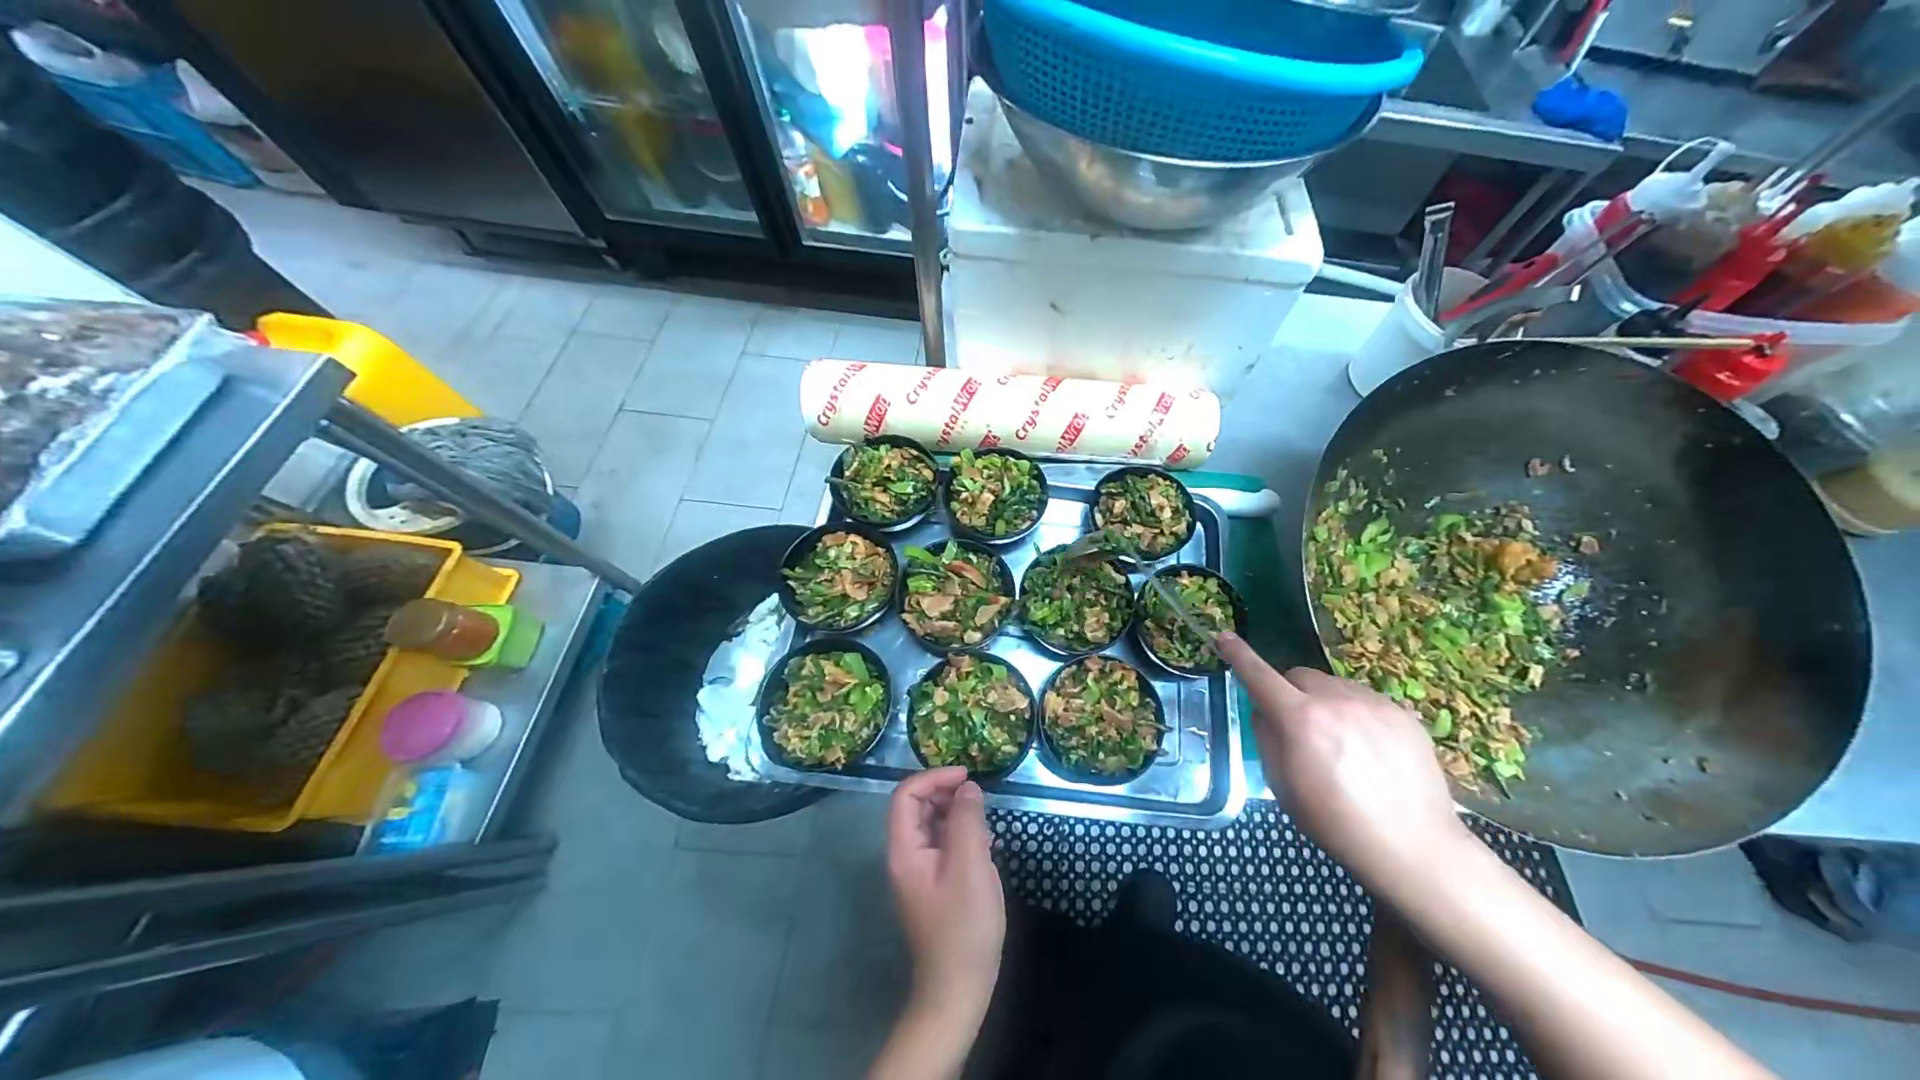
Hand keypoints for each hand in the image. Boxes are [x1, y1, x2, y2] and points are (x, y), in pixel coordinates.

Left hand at [886, 767, 1005, 1011]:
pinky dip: (960, 835)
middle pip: (915, 808)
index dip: (934, 778)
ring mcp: (917, 874)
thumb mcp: (971, 866)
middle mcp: (904, 858)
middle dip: (945, 793)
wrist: (957, 990)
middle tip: (978, 794)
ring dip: (955, 813)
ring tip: (984, 820)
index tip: (967, 775)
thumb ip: (967, 821)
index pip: (906, 795)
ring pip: (930, 826)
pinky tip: (984, 845)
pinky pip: (941, 846)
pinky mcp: (932, 887)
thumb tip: (967, 788)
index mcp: (904, 850)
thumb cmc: (964, 927)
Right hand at [1216, 633, 1470, 896]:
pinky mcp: (1403, 713)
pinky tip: (1369, 752)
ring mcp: (1374, 703)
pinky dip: (1355, 715)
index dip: (1238, 656)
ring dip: (1324, 703)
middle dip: (1289, 693)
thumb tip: (1264, 710)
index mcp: (1300, 719)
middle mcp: (1336, 699)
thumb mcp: (1281, 784)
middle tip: (1297, 728)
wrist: (1412, 845)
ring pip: (1333, 686)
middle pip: (1299, 675)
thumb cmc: (1334, 821)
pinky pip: (1365, 701)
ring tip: (1340, 746)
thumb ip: (1266, 737)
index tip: (1224, 637)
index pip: (1259, 676)